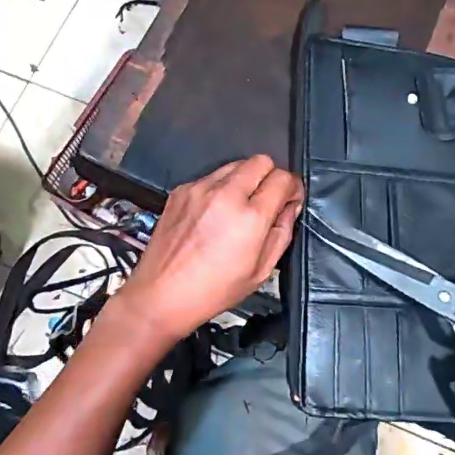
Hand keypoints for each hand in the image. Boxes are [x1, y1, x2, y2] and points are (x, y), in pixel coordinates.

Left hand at [115, 155, 303, 341]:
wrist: (161, 293)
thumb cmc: (213, 290)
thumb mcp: (260, 271)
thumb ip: (281, 233)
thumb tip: (290, 208)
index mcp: (250, 217)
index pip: (283, 178)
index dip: (293, 188)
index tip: (290, 200)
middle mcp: (225, 194)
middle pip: (261, 161)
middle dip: (271, 177)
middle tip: (268, 200)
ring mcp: (199, 188)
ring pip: (235, 164)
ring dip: (246, 179)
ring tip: (240, 207)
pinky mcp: (181, 190)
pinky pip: (211, 176)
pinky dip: (220, 188)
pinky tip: (214, 213)